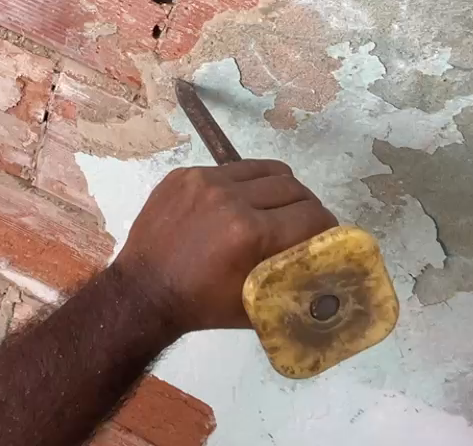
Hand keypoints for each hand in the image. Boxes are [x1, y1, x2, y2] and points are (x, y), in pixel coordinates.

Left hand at [111, 161, 337, 337]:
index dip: (327, 226)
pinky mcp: (185, 173)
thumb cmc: (201, 304)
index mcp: (250, 232)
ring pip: (263, 169)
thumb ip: (290, 277)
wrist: (144, 288)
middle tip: (305, 222)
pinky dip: (242, 185)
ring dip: (278, 188)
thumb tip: (323, 262)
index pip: (310, 215)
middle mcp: (230, 197)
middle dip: (306, 205)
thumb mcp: (254, 300)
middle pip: (292, 187)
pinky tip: (237, 203)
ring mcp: (204, 180)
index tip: (328, 234)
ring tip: (276, 206)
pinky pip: (229, 169)